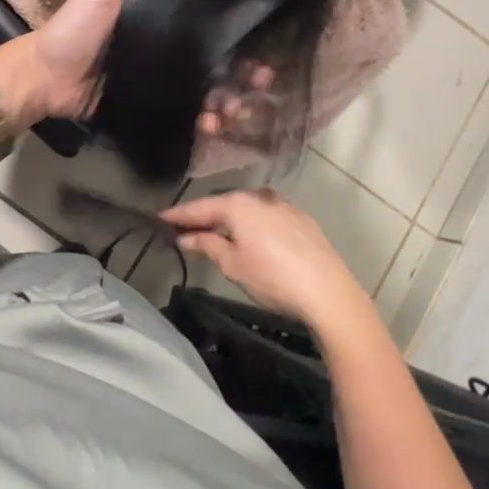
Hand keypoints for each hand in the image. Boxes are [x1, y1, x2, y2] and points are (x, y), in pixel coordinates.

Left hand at [0, 0, 280, 128]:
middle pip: (221, 63)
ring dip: (228, 104)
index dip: (243, 37)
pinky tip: (210, 127)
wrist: (45, 79)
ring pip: (209, 93)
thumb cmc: (73, 29)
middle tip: (261, 82)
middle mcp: (172, 48)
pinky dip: (202, 123)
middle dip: (246, 76)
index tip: (266, 46)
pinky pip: (184, 116)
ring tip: (231, 111)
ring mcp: (164, 80)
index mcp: (166, 17)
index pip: (214, 25)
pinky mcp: (153, 107)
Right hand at [160, 189, 376, 329]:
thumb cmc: (272, 278)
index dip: (179, 214)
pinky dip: (252, 225)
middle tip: (184, 229)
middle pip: (224, 204)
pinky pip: (266, 218)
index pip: (200, 206)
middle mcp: (261, 197)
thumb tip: (185, 236)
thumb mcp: (232, 265)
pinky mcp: (302, 221)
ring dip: (229, 221)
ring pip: (248, 210)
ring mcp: (284, 206)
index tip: (159, 218)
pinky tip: (249, 239)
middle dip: (204, 216)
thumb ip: (207, 244)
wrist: (328, 292)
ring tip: (215, 235)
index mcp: (239, 204)